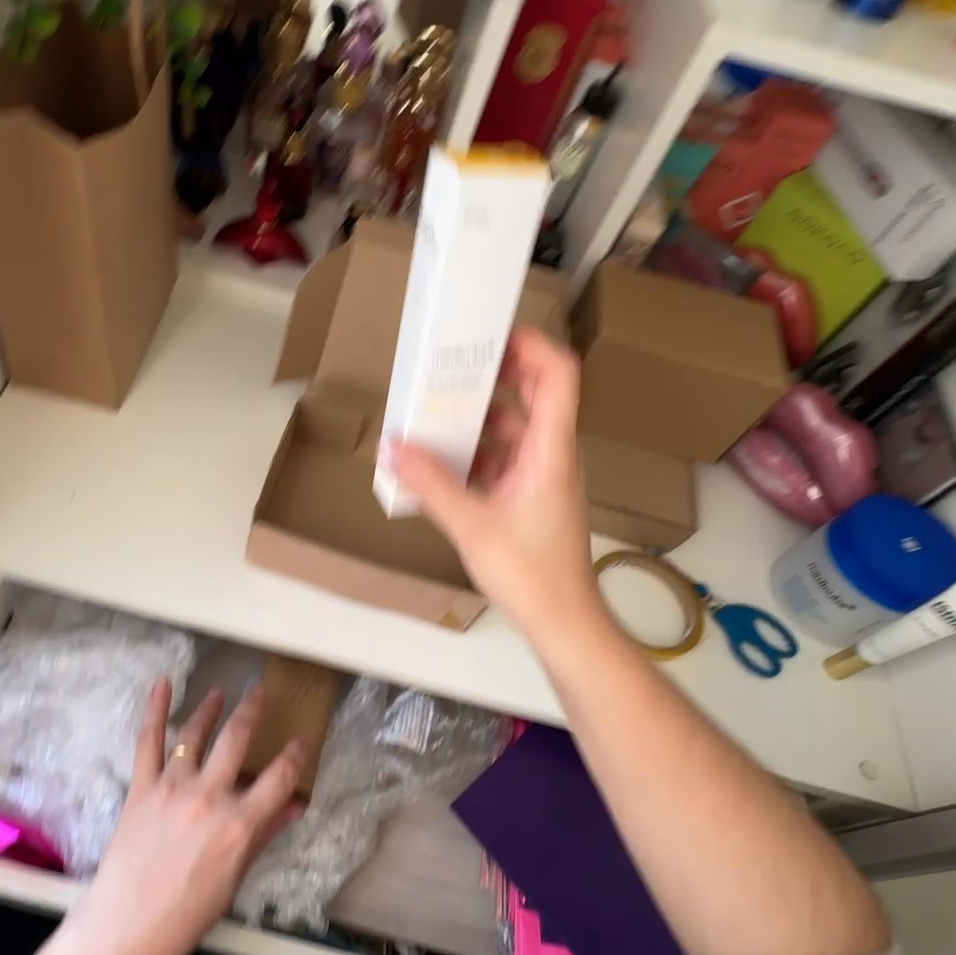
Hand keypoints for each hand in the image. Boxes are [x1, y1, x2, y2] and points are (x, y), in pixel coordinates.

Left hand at [55, 680, 307, 954]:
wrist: (126, 928)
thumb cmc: (187, 914)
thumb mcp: (235, 878)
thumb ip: (264, 835)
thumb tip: (294, 806)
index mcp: (239, 824)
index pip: (280, 777)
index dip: (297, 753)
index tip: (305, 737)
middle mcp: (209, 797)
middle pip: (237, 740)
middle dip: (252, 711)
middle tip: (261, 692)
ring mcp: (173, 788)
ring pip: (196, 734)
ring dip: (211, 708)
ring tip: (220, 692)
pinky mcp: (142, 788)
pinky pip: (149, 741)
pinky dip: (156, 710)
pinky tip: (162, 685)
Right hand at [387, 328, 601, 631]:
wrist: (562, 621)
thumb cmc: (532, 574)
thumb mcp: (472, 525)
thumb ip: (431, 484)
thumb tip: (394, 448)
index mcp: (550, 451)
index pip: (558, 376)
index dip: (532, 345)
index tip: (493, 333)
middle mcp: (551, 456)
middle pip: (536, 394)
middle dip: (498, 373)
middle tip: (456, 362)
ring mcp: (542, 477)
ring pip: (516, 429)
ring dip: (481, 415)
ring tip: (439, 406)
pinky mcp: (530, 498)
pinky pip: (504, 459)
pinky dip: (477, 452)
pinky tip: (443, 459)